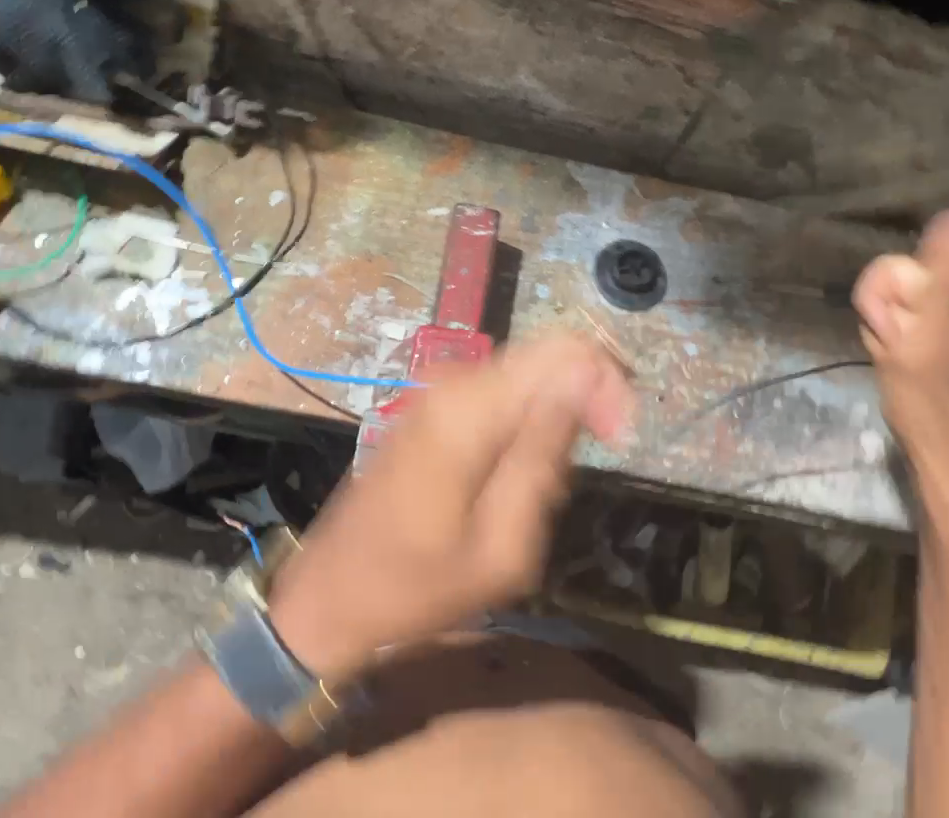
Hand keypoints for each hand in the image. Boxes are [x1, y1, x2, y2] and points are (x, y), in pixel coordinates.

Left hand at [267, 334, 634, 684]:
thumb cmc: (416, 589)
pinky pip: (500, 394)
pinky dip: (524, 424)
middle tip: (588, 467)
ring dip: (554, 419)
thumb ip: (544, 455)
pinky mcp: (431, 408)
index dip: (607, 382)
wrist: (329, 599)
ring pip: (527, 375)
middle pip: (547, 356)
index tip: (620, 439)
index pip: (565, 350)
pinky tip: (514, 478)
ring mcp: (436, 392)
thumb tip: (586, 381)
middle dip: (585, 400)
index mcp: (469, 410)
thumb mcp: (500, 545)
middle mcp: (452, 383)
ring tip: (542, 490)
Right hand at [852, 211, 948, 524]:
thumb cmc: (930, 395)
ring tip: (890, 355)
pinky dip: (895, 345)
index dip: (890, 283)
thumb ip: (947, 273)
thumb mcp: (930, 328)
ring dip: (887, 328)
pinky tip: (894, 365)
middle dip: (886, 307)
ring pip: (904, 309)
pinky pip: (910, 332)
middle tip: (889, 340)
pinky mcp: (948, 354)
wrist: (947, 456)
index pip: (912, 263)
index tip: (892, 312)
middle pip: (907, 283)